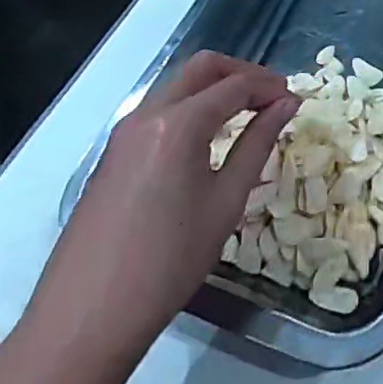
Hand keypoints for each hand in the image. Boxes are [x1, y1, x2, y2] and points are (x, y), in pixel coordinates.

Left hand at [33, 52, 296, 340]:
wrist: (87, 315)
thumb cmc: (169, 262)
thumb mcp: (225, 203)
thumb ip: (258, 144)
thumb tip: (286, 106)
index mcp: (178, 123)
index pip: (234, 85)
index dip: (269, 87)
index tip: (295, 99)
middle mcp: (147, 114)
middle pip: (202, 68)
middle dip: (242, 74)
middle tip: (272, 96)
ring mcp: (124, 131)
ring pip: (178, 86)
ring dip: (215, 89)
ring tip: (247, 114)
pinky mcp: (113, 152)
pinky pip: (159, 111)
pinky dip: (191, 108)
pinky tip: (209, 138)